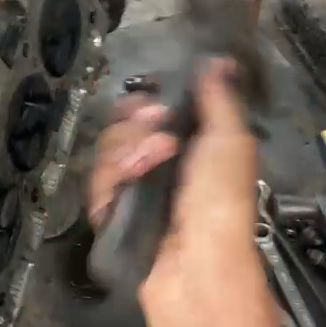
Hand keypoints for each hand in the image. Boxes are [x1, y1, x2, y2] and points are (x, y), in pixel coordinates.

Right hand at [87, 60, 257, 295]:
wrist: (196, 266)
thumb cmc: (220, 200)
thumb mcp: (231, 141)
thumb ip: (219, 99)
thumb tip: (217, 60)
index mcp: (190, 146)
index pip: (152, 111)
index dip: (146, 104)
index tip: (152, 106)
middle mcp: (159, 165)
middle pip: (123, 126)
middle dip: (136, 129)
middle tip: (158, 144)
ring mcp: (133, 190)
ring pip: (106, 151)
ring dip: (126, 155)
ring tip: (146, 171)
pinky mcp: (111, 213)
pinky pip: (94, 184)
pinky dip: (108, 185)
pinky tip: (124, 192)